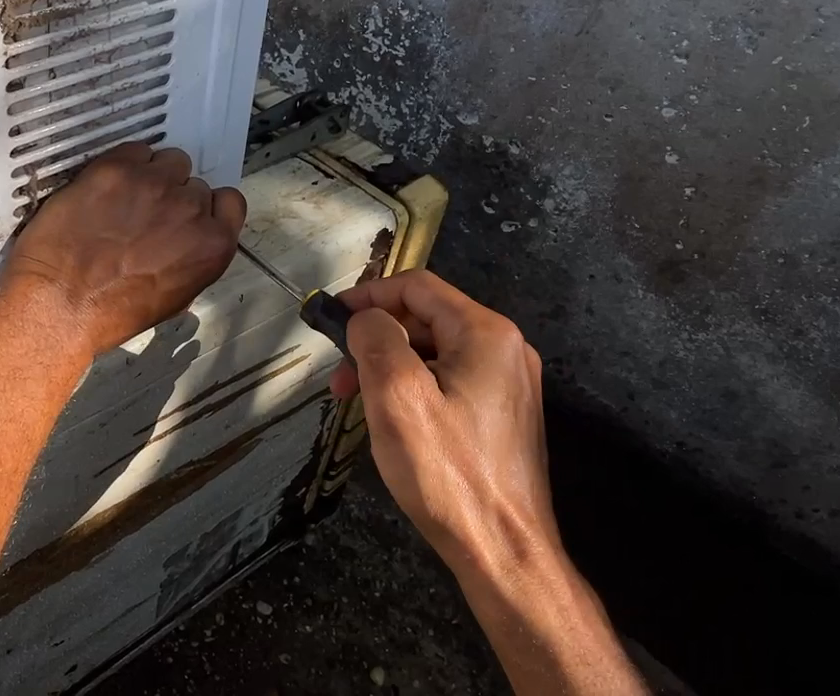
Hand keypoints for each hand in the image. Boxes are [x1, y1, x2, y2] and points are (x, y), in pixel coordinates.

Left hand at [0, 142, 246, 358]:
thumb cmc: (110, 312)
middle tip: (144, 215)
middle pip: (192, 182)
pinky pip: (133, 150)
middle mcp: (190, 209)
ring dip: (152, 175)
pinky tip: (106, 187)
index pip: (229, 202)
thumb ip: (191, 259)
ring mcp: (153, 184)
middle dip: (172, 197)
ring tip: (125, 198)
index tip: (188, 213)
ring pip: (167, 160)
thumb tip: (184, 241)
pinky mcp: (116, 169)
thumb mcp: (173, 297)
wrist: (59, 303)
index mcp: (213, 245)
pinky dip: (123, 164)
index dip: (206, 206)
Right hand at [329, 271, 560, 580]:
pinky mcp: (503, 415)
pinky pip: (448, 380)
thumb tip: (366, 318)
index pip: (416, 287)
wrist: (504, 553)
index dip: (368, 295)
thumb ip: (375, 337)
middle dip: (375, 338)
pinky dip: (412, 388)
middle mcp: (505, 349)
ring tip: (358, 403)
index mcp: (485, 333)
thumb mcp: (396, 394)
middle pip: (425, 318)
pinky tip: (391, 420)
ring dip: (389, 366)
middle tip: (340, 376)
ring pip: (433, 352)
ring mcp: (508, 384)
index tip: (331, 319)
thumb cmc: (446, 470)